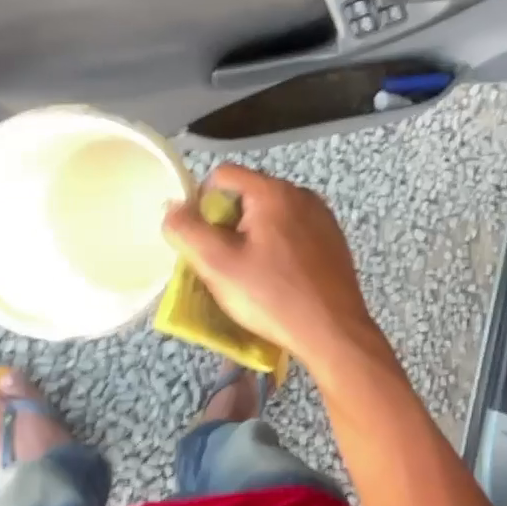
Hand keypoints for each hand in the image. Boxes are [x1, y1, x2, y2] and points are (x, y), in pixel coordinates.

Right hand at [161, 164, 389, 372]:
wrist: (332, 330)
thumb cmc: (272, 296)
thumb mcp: (218, 264)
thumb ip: (187, 229)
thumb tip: (173, 207)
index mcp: (274, 192)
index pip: (223, 175)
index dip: (202, 202)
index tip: (202, 238)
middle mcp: (302, 194)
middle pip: (249, 194)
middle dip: (229, 223)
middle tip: (225, 261)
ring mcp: (322, 216)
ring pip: (272, 215)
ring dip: (254, 237)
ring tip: (251, 273)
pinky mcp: (333, 238)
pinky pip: (295, 231)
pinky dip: (279, 246)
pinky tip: (278, 277)